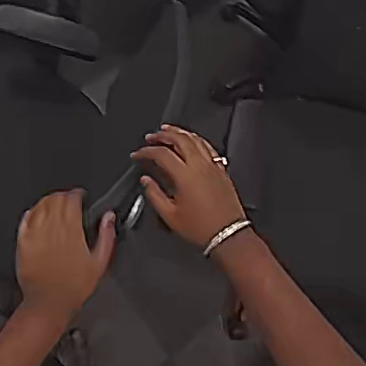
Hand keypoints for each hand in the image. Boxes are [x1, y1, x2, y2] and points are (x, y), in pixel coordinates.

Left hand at [15, 190, 115, 319]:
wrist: (50, 303)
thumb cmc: (74, 286)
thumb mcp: (100, 262)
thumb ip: (106, 236)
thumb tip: (109, 218)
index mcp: (72, 230)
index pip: (72, 199)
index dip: (77, 194)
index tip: (81, 196)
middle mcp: (52, 229)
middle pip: (54, 199)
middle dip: (63, 195)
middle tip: (69, 198)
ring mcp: (36, 235)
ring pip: (39, 206)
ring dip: (47, 201)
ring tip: (54, 203)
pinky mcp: (23, 244)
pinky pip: (25, 220)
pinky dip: (31, 213)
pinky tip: (35, 213)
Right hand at [132, 125, 247, 249]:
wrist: (228, 235)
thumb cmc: (202, 228)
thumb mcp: (170, 216)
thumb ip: (154, 194)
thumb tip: (146, 181)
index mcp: (185, 176)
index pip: (161, 154)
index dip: (146, 151)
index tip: (138, 154)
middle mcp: (200, 166)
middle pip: (180, 139)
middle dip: (163, 135)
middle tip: (152, 136)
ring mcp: (213, 166)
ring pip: (196, 139)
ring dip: (180, 132)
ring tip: (169, 130)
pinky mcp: (222, 170)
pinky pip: (209, 147)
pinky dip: (198, 140)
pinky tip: (193, 141)